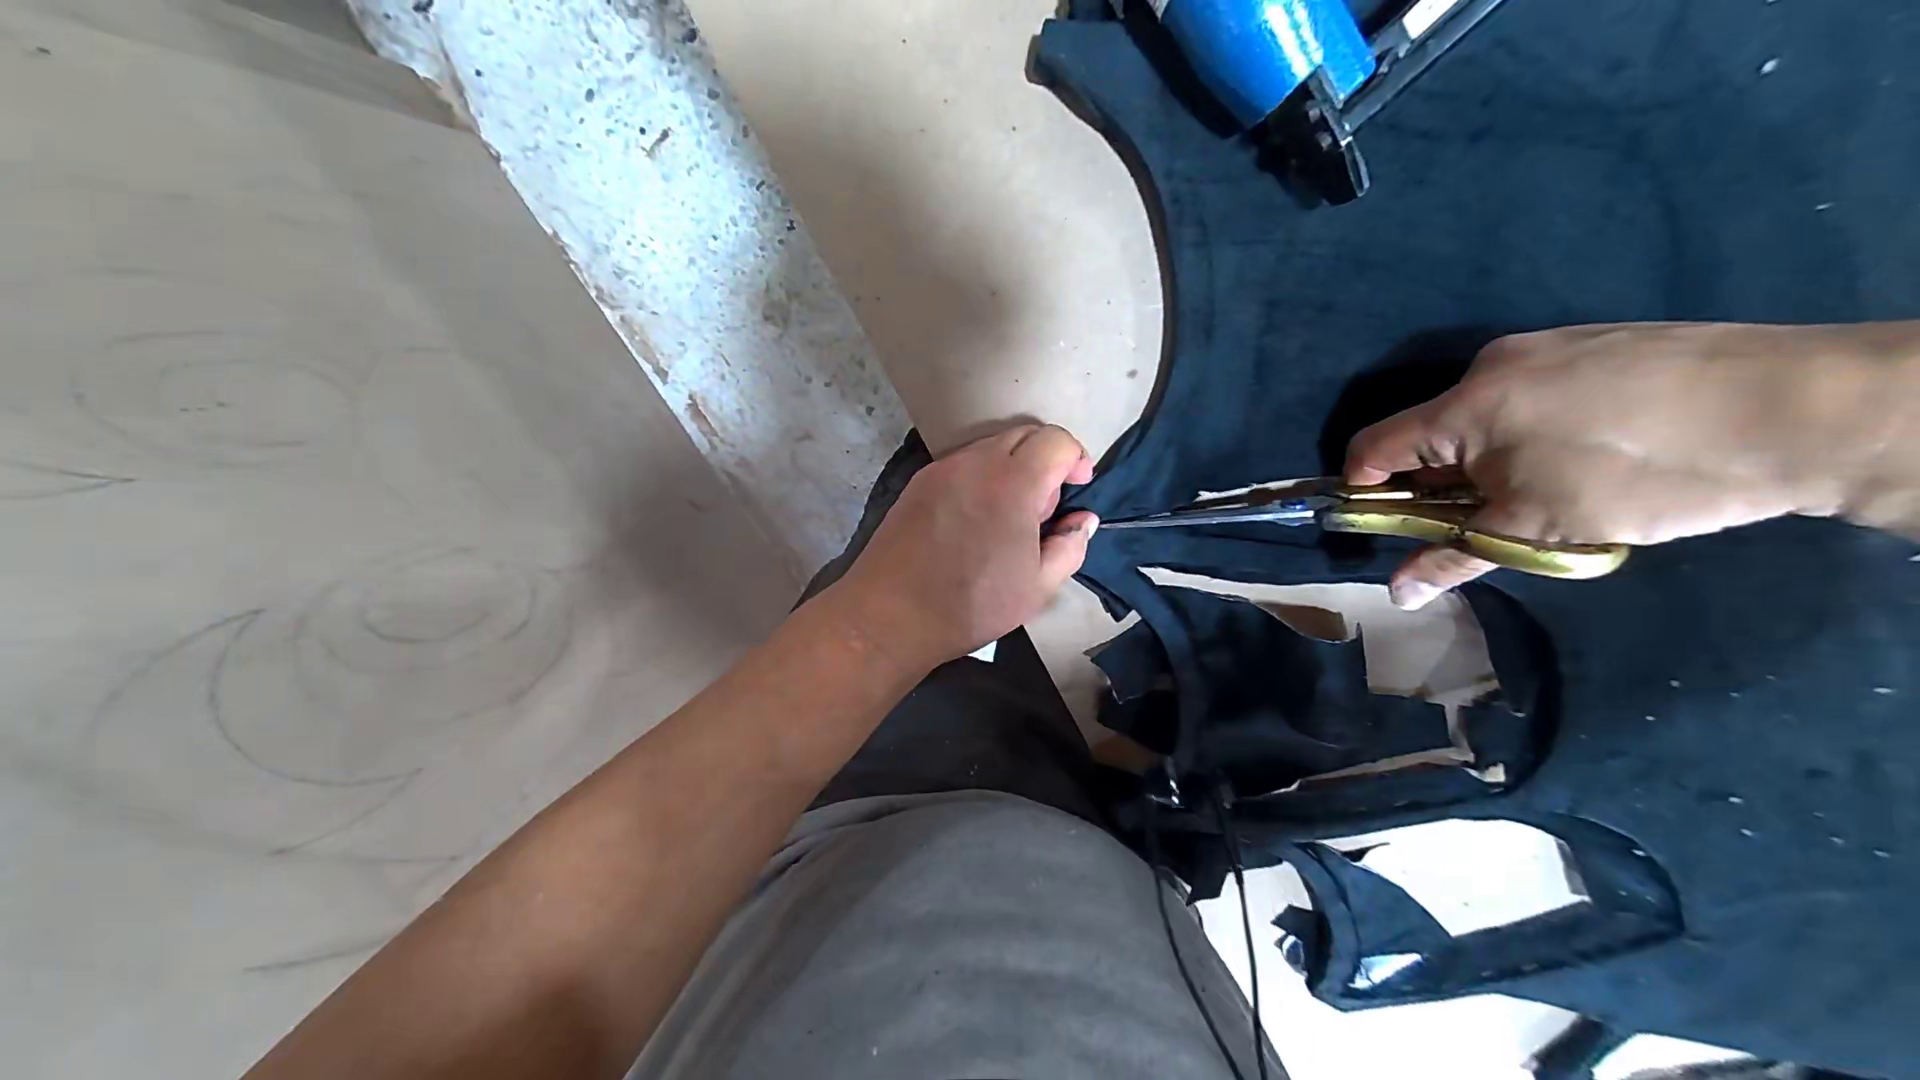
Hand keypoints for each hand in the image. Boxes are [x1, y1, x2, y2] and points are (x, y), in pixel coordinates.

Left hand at [821, 424, 1098, 668]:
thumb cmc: (970, 606)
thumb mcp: (1038, 587)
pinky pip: (963, 463)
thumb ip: (1070, 546)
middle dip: (1047, 460)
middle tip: (1044, 509)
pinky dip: (982, 476)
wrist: (890, 615)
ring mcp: (941, 469)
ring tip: (1007, 518)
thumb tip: (1082, 520)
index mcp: (1011, 484)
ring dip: (1013, 467)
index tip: (1078, 488)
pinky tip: (975, 518)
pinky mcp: (918, 482)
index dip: (1076, 459)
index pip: (1055, 441)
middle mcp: (975, 463)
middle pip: (1024, 434)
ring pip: (991, 447)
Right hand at [1344, 322, 1903, 608]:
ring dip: (1488, 457)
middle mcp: (1493, 364)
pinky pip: (1532, 391)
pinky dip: (1531, 429)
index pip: (1373, 446)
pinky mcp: (1598, 341)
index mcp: (1465, 405)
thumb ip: (1455, 556)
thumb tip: (1399, 594)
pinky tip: (1590, 451)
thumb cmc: (1645, 474)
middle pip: (1430, 431)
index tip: (1383, 522)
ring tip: (1549, 488)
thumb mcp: (1538, 529)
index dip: (1362, 487)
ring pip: (1484, 413)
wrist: (1810, 409)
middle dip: (1439, 480)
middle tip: (1483, 517)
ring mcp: (1548, 345)